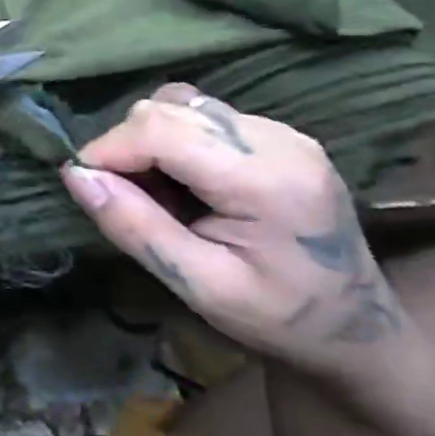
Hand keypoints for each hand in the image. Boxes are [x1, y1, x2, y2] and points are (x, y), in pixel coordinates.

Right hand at [59, 83, 405, 378]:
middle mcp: (277, 139)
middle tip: (121, 198)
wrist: (360, 331)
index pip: (160, 130)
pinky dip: (170, 138)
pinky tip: (180, 179)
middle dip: (124, 146)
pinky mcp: (275, 134)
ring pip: (179, 104)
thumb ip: (135, 227)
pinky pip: (199, 114)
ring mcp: (281, 131)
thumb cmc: (280, 319)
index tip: (83, 185)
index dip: (107, 149)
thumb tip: (74, 174)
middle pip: (167, 109)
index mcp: (267, 179)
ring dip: (145, 139)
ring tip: (152, 189)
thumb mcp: (199, 286)